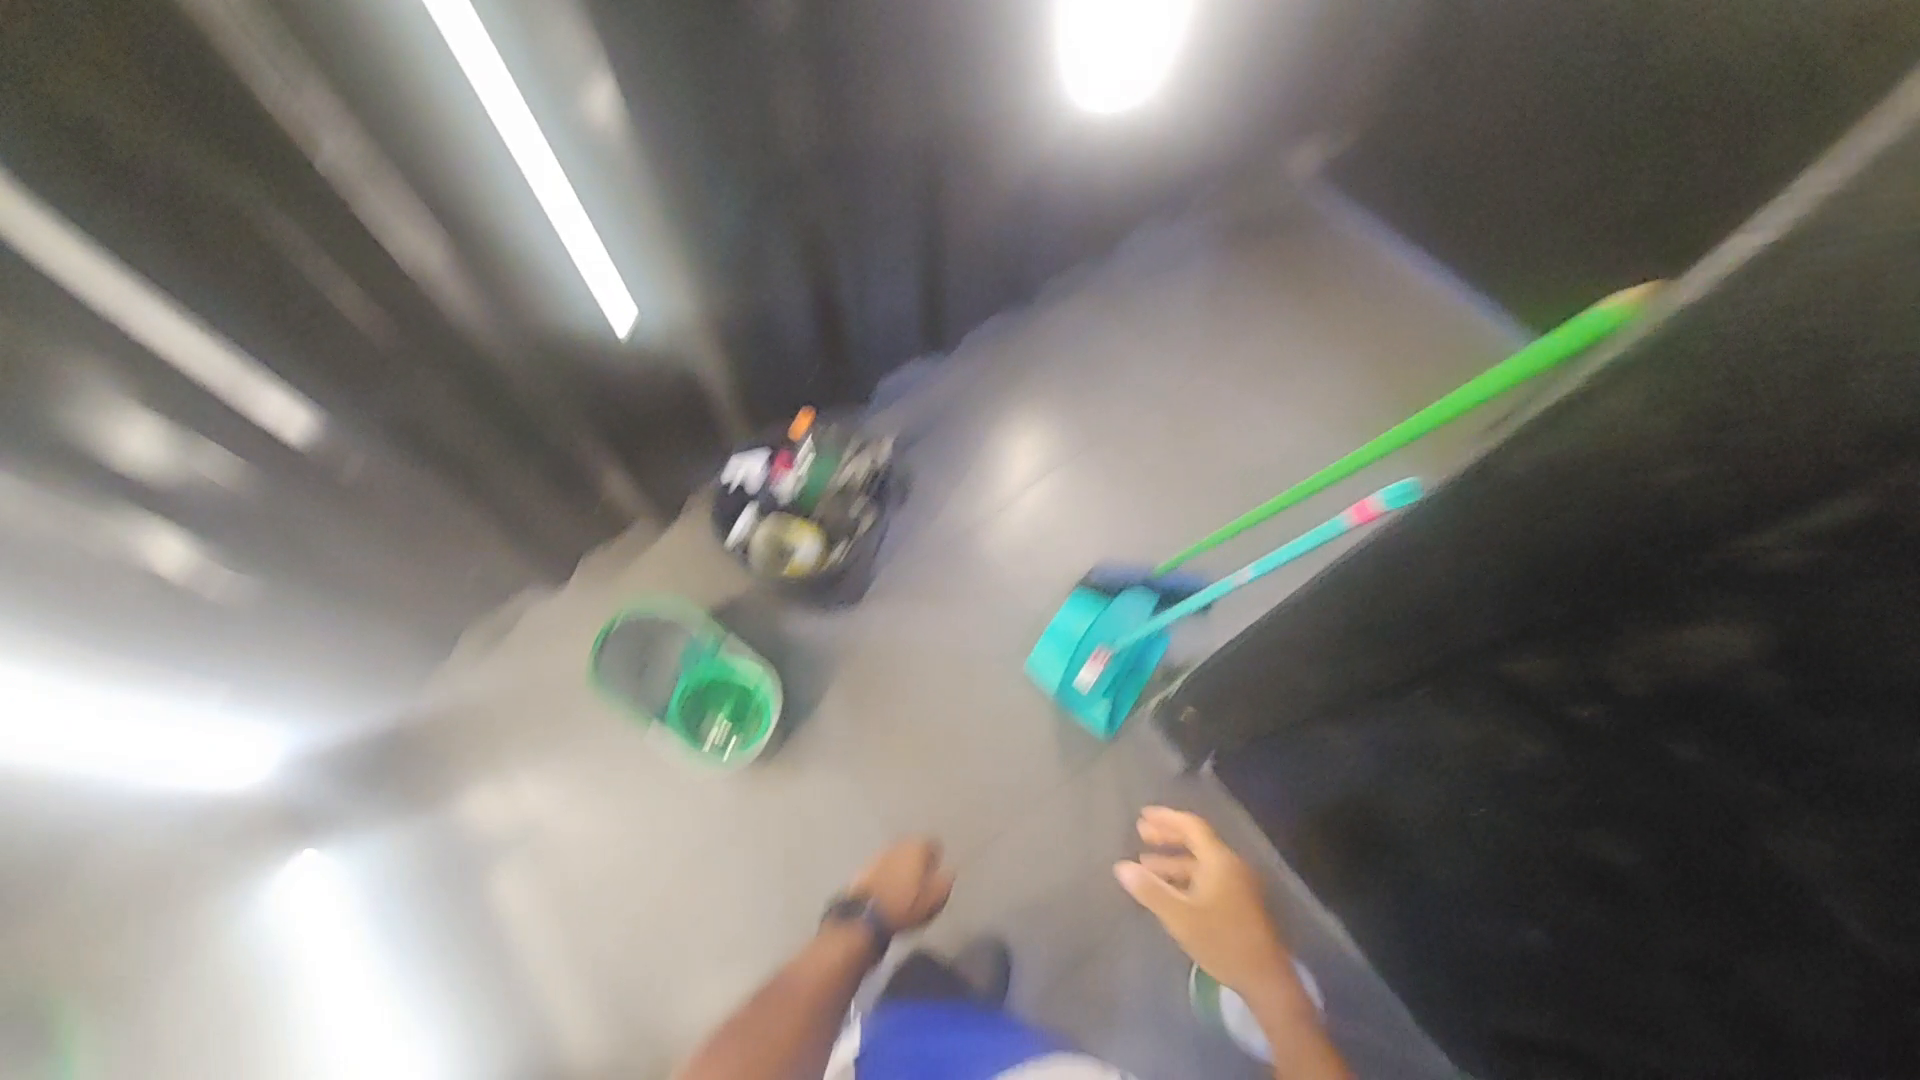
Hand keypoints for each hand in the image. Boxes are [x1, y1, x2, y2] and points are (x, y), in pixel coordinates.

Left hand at [850, 837, 953, 931]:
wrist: (866, 916)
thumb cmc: (904, 906)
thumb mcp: (934, 898)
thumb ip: (945, 882)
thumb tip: (948, 874)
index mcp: (917, 846)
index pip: (934, 844)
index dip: (937, 860)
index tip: (938, 872)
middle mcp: (897, 844)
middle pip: (913, 848)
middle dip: (918, 861)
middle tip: (922, 881)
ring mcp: (879, 855)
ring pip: (897, 858)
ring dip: (901, 868)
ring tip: (905, 889)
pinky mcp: (864, 868)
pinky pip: (882, 869)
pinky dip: (887, 876)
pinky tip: (889, 893)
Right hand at [1114, 807, 1294, 1003]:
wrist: (1265, 979)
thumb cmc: (1222, 941)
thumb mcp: (1180, 917)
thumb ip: (1150, 890)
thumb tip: (1121, 867)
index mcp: (1219, 861)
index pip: (1191, 826)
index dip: (1166, 818)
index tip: (1142, 815)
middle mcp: (1230, 865)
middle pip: (1196, 841)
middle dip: (1168, 836)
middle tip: (1141, 834)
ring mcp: (1237, 884)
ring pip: (1201, 862)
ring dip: (1173, 860)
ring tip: (1145, 865)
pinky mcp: (1239, 902)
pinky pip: (1207, 877)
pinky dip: (1185, 876)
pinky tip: (1168, 890)